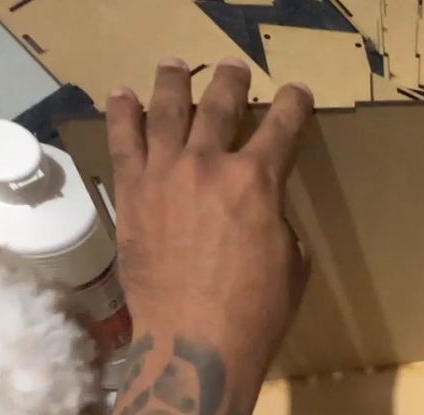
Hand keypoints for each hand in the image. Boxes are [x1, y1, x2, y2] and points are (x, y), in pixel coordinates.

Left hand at [106, 59, 312, 377]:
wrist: (196, 341)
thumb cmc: (257, 312)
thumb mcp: (292, 266)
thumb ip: (277, 224)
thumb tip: (260, 213)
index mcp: (257, 182)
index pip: (282, 129)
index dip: (294, 107)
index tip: (299, 93)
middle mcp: (207, 164)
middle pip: (220, 107)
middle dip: (231, 83)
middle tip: (235, 69)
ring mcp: (162, 174)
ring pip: (166, 109)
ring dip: (174, 82)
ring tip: (177, 65)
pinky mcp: (131, 192)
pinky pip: (124, 140)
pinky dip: (125, 113)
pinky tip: (125, 98)